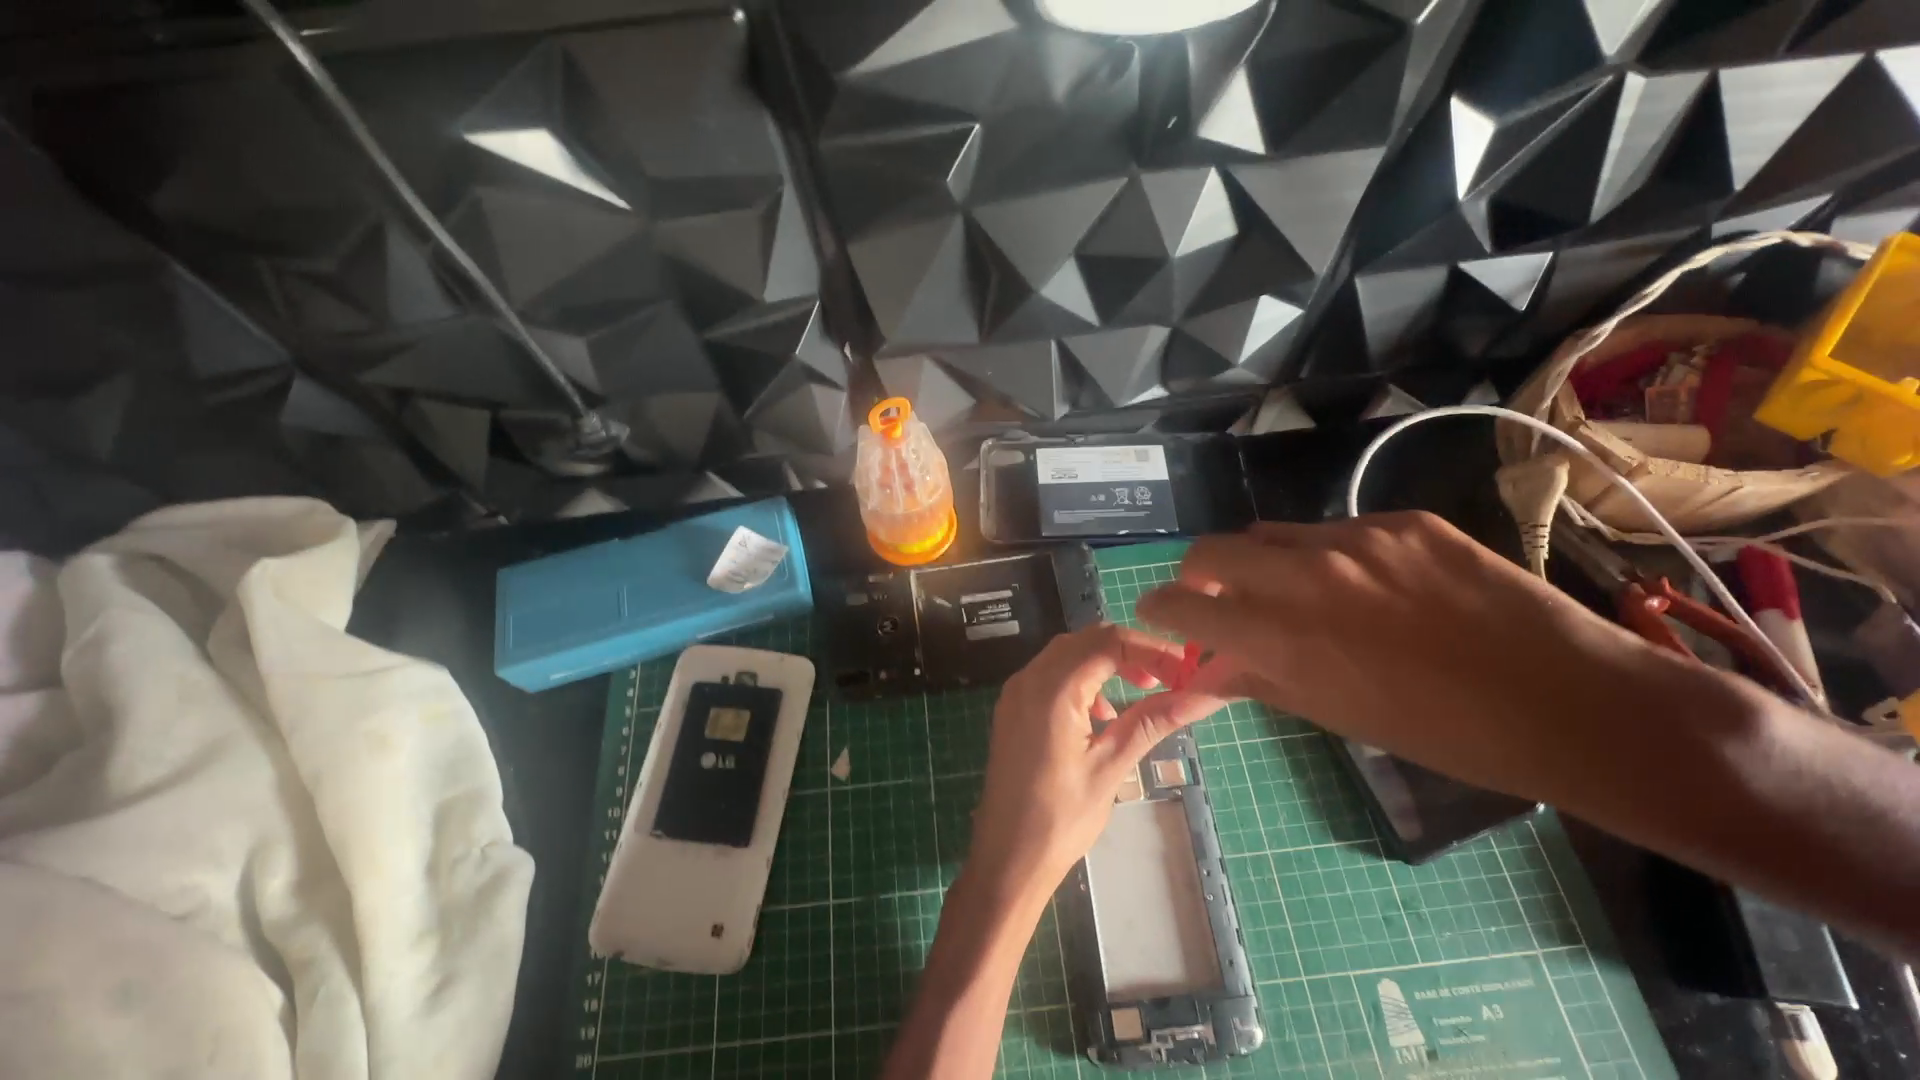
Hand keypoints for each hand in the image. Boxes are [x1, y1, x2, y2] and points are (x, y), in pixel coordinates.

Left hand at [963, 624, 1229, 902]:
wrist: (1007, 858)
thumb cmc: (1060, 819)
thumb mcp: (1112, 768)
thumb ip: (1152, 721)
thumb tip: (1201, 695)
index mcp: (1053, 690)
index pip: (1109, 642)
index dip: (1152, 648)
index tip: (1187, 668)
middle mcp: (1029, 680)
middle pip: (1086, 640)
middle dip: (1131, 651)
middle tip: (1170, 676)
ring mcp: (1016, 694)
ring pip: (1067, 655)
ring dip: (1106, 663)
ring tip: (1143, 692)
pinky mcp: (1013, 711)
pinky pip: (1051, 676)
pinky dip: (1083, 681)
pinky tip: (1103, 716)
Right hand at [1137, 512, 1676, 800]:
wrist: (1576, 704)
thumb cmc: (1449, 736)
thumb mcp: (1340, 716)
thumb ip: (1262, 680)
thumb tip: (1208, 668)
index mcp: (1286, 637)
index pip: (1184, 605)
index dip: (1160, 610)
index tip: (1159, 615)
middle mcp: (1309, 574)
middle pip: (1212, 551)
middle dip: (1198, 578)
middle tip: (1215, 603)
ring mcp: (1360, 538)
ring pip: (1274, 534)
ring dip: (1263, 563)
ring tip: (1293, 596)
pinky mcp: (1406, 521)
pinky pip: (1337, 530)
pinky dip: (1326, 556)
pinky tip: (1365, 588)